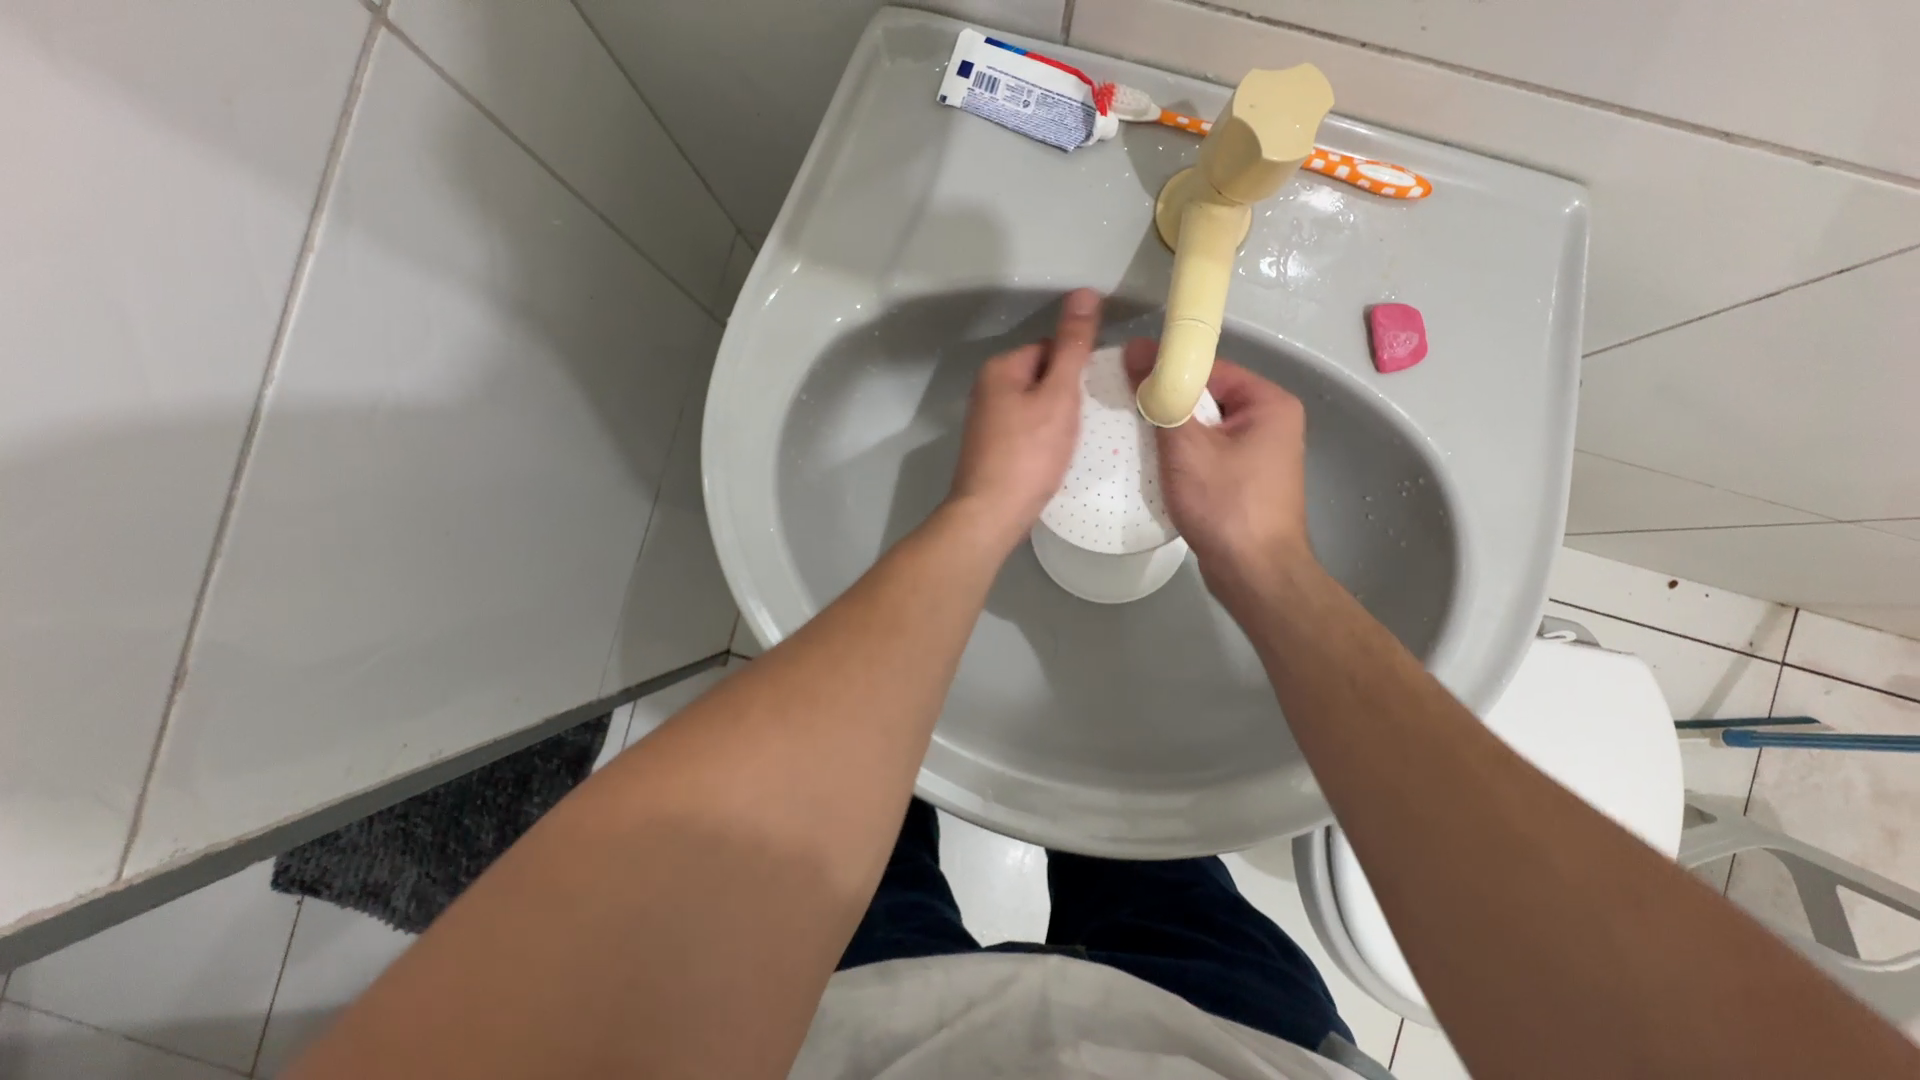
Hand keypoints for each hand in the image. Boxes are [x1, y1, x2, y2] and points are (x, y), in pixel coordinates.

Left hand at [946, 288, 1099, 550]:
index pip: (1051, 349)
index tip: (1091, 396)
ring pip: (1036, 407)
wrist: (991, 513)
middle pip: (1043, 378)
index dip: (1076, 370)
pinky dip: (1043, 441)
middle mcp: (986, 389)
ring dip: (1057, 421)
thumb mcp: (1059, 394)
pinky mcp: (991, 449)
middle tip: (1082, 424)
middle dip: (1067, 396)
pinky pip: (1027, 432)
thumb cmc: (1029, 453)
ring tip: (1069, 444)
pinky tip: (1052, 460)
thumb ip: (1073, 346)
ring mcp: (986, 421)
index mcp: (1000, 368)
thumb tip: (1085, 292)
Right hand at [1123, 338, 1314, 604]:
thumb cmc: (1226, 505)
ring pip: (1204, 431)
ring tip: (1133, 442)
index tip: (1128, 381)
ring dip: (1170, 437)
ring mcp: (1260, 455)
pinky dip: (1182, 461)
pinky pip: (1208, 457)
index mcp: (1269, 402)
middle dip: (1166, 408)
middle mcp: (1271, 422)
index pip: (1209, 370)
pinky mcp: (1245, 483)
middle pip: (1206, 399)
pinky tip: (1155, 470)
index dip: (1167, 374)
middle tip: (1126, 414)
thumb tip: (1134, 349)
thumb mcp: (1186, 447)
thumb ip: (1160, 397)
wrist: (1254, 575)